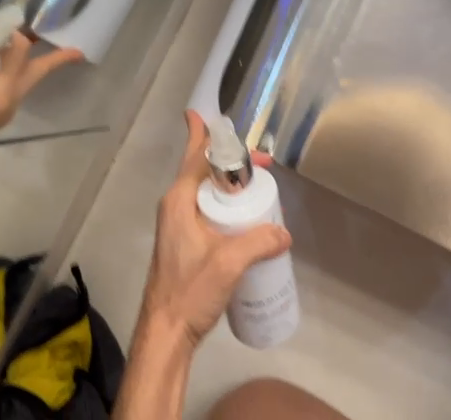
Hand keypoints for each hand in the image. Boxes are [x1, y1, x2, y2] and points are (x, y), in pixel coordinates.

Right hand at [0, 26, 82, 157]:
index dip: (7, 28)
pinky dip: (10, 71)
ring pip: (25, 81)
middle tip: (75, 49)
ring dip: (29, 62)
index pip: (19, 51)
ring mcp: (0, 113)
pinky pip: (10, 88)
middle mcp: (7, 104)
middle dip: (56, 59)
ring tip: (34, 45)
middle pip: (37, 73)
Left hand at [136, 111, 292, 350]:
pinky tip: (245, 221)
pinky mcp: (185, 244)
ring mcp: (178, 226)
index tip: (206, 117)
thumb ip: (258, 242)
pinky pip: (207, 213)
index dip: (207, 137)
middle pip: (202, 172)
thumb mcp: (229, 263)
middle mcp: (175, 207)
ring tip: (256, 187)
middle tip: (258, 161)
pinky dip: (225, 207)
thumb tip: (284, 232)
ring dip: (228, 186)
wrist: (166, 332)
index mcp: (179, 201)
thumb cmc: (190, 290)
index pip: (195, 158)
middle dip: (228, 161)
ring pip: (205, 194)